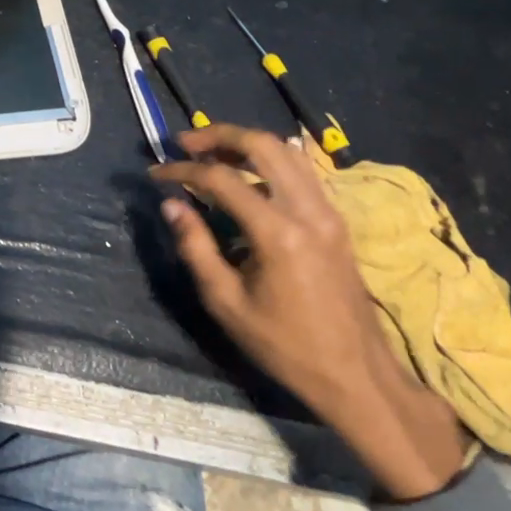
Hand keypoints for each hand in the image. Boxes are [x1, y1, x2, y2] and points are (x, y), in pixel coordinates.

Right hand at [151, 124, 470, 499]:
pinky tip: (249, 168)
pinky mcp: (336, 222)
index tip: (155, 174)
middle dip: (218, 136)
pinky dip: (271, 159)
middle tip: (183, 143)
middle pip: (263, 146)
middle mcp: (308, 211)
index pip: (222, 179)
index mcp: (278, 233)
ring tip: (210, 152)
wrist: (355, 374)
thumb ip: (195, 246)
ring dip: (245, 144)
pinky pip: (303, 171)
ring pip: (287, 152)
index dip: (183, 170)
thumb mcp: (225, 301)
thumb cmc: (284, 344)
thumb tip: (172, 204)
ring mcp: (328, 213)